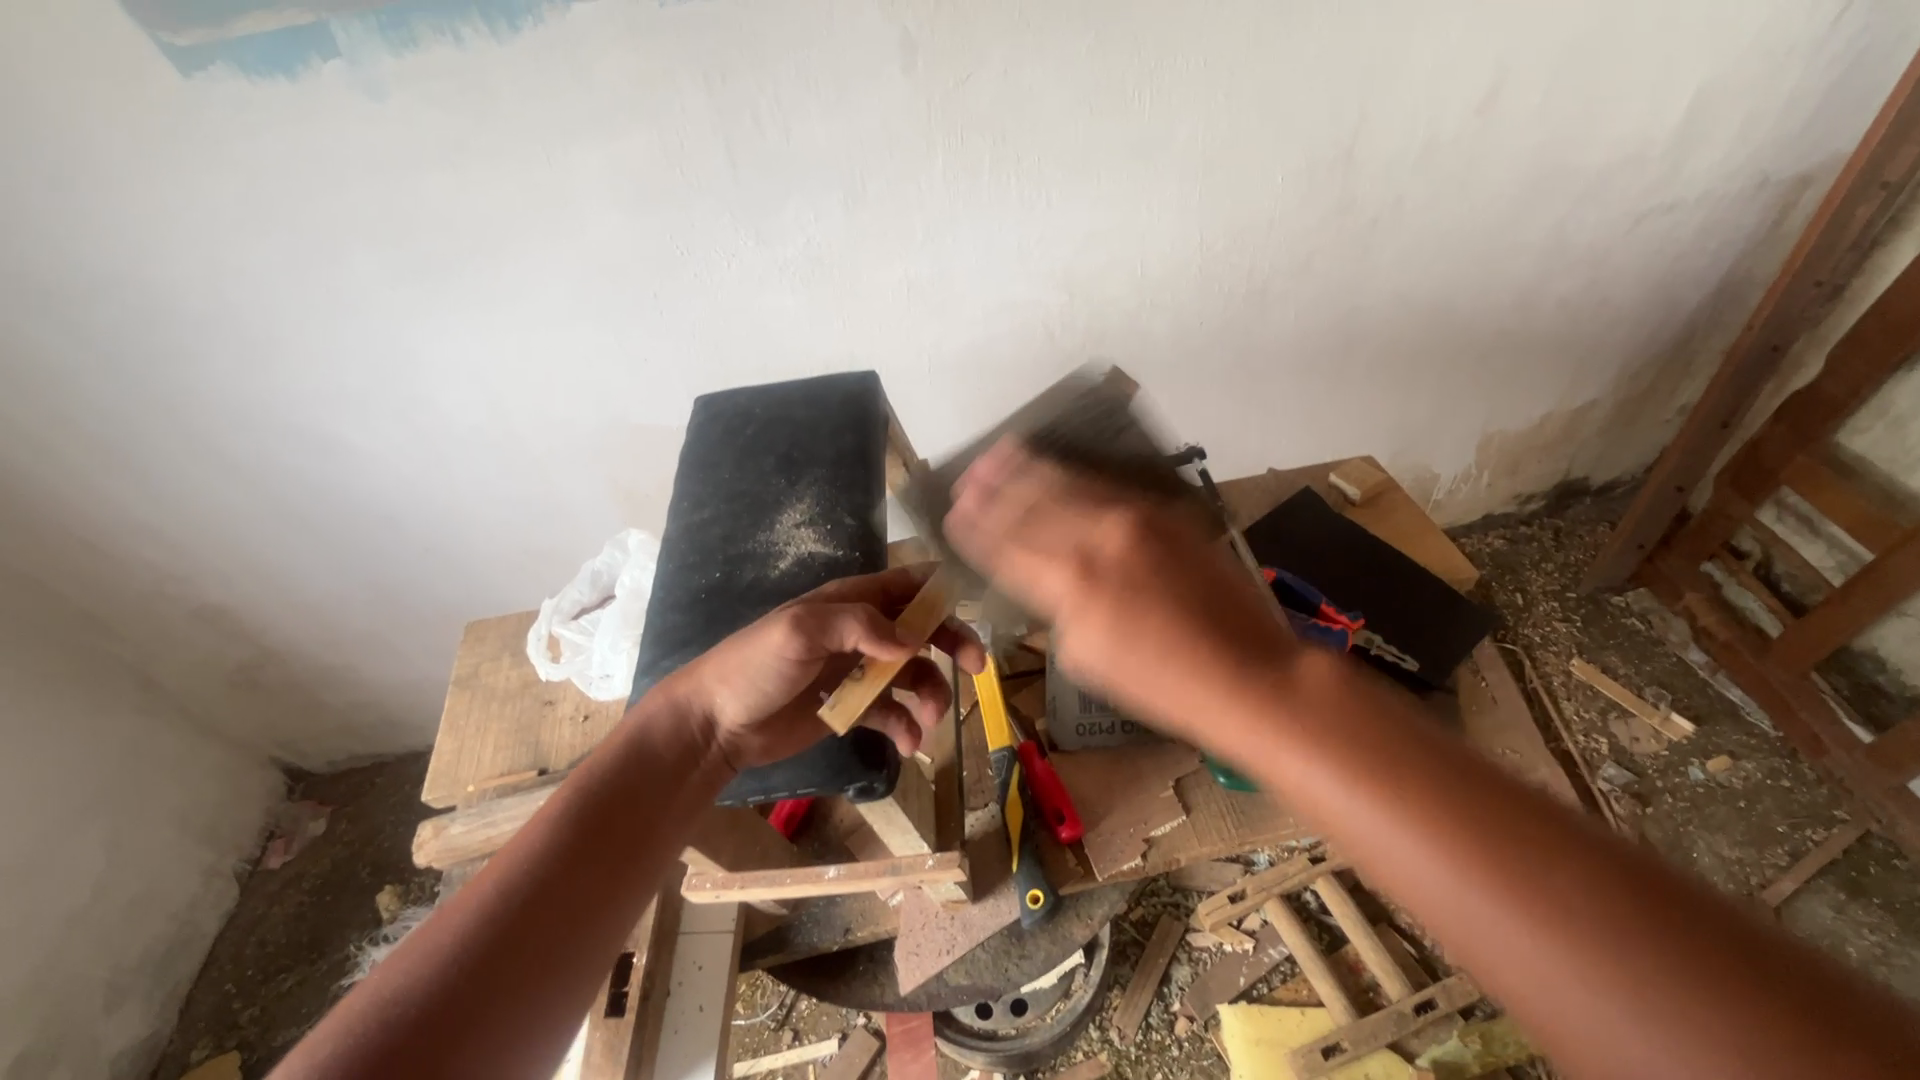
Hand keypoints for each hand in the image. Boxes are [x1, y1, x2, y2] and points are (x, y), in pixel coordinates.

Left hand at [662, 565, 985, 770]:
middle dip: (952, 643)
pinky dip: (906, 726)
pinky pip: (892, 713)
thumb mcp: (800, 631)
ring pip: (913, 675)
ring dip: (930, 694)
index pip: (906, 583)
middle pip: (921, 630)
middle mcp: (861, 632)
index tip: (971, 607)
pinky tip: (908, 745)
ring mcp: (857, 671)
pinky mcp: (851, 708)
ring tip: (927, 721)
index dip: (940, 591)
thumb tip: (912, 640)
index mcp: (850, 601)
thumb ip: (857, 625)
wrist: (717, 723)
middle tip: (975, 665)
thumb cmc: (754, 665)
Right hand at [944, 439, 1292, 737]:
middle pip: (1031, 504)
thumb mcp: (1087, 659)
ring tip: (998, 451)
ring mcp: (1134, 518)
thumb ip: (1054, 611)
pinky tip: (1057, 463)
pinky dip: (1074, 471)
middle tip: (967, 477)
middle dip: (993, 489)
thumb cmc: (1164, 685)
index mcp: (1070, 584)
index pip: (1006, 545)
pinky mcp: (1166, 512)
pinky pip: (1108, 483)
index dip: (975, 528)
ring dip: (1027, 468)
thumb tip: (1041, 584)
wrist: (1248, 672)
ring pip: (1067, 483)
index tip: (954, 515)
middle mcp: (1097, 539)